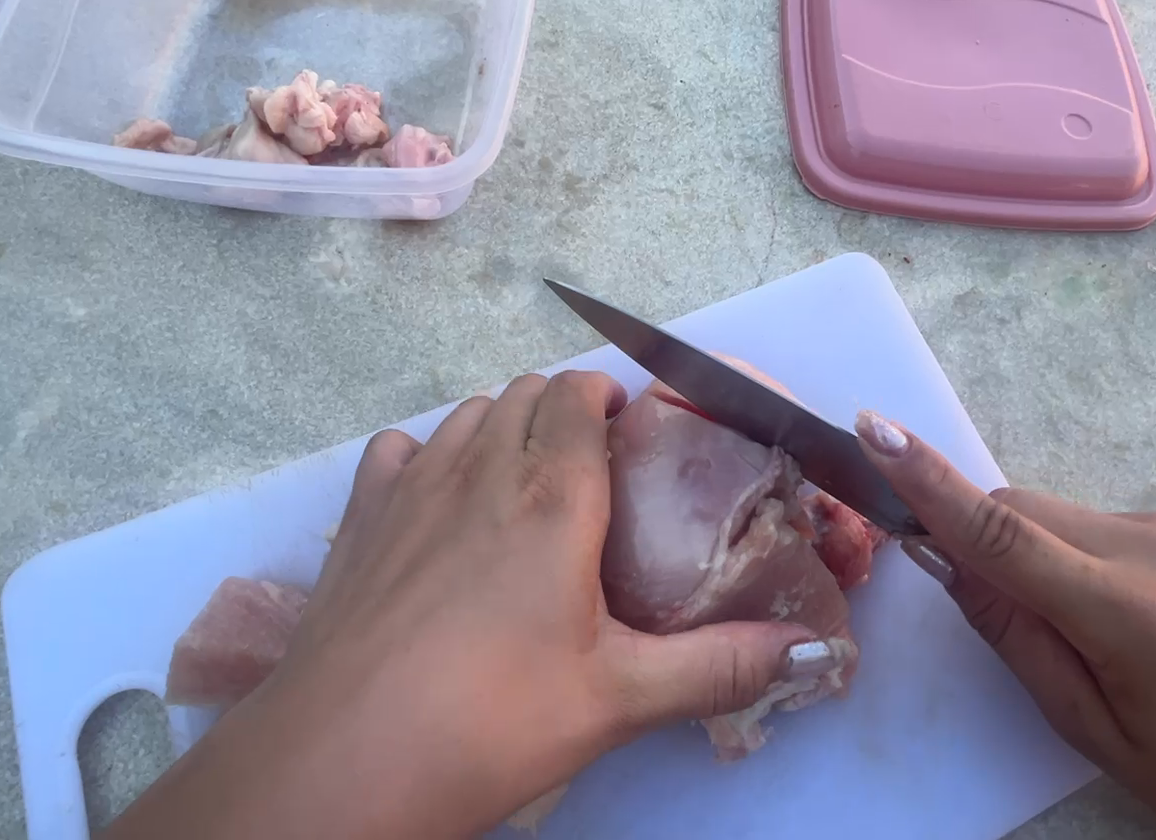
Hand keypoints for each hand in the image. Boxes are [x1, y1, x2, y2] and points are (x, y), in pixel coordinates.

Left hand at [109, 372, 827, 839]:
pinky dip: (427, 452)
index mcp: (553, 494)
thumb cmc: (492, 721)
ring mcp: (413, 483)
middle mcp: (483, 466)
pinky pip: (399, 447)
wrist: (339, 764)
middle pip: (525, 390)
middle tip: (586, 466)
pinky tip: (436, 498)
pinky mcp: (361, 513)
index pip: (578, 393)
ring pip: (467, 411)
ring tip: (520, 480)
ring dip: (502, 424)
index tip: (627, 430)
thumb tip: (815, 655)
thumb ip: (721, 667)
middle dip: (562, 408)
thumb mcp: (620, 698)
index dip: (605, 395)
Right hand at [853, 410, 1155, 839]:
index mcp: (1129, 613)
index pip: (998, 529)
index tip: (874, 429)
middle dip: (983, 538)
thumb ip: (1012, 634)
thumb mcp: (1095, 731)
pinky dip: (1074, 553)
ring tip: (1080, 631)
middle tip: (995, 610)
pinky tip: (1122, 616)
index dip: (928, 479)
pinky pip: (1096, 523)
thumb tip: (943, 558)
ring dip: (1031, 550)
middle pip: (1019, 508)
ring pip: (1054, 513)